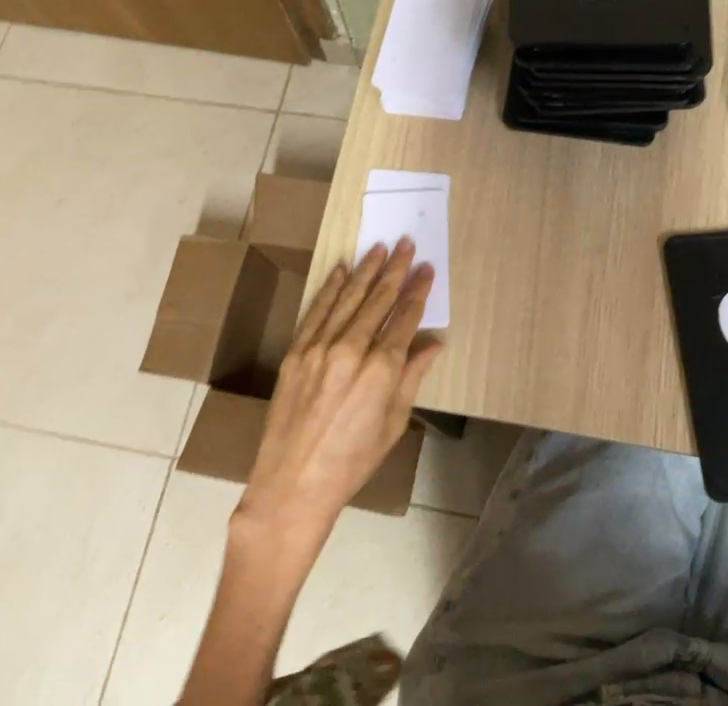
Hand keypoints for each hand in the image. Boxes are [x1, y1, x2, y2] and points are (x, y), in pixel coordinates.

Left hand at [237, 239, 439, 542]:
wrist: (293, 484)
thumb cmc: (352, 462)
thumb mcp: (394, 424)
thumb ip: (413, 377)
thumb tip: (434, 343)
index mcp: (381, 370)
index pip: (405, 318)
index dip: (418, 292)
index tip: (428, 269)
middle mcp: (350, 351)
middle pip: (378, 300)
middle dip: (395, 270)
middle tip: (407, 244)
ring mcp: (318, 349)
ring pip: (347, 299)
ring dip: (365, 271)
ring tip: (380, 248)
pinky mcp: (296, 354)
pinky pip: (317, 312)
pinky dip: (330, 289)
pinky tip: (341, 271)